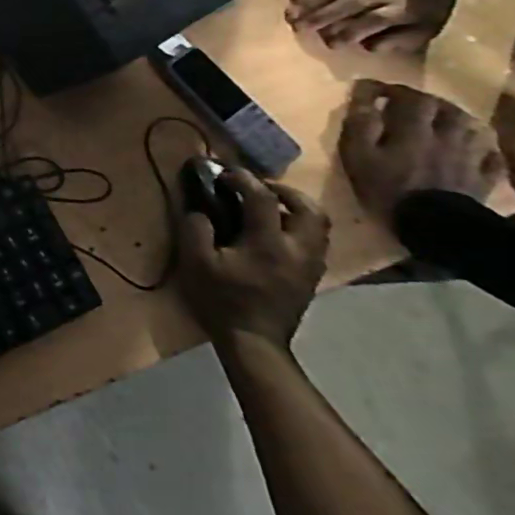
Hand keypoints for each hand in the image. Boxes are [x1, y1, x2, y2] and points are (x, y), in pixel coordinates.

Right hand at [179, 168, 330, 348]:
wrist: (254, 341)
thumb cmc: (222, 300)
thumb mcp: (196, 264)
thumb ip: (195, 230)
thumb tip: (199, 209)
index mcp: (268, 242)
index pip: (263, 198)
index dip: (244, 179)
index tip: (225, 174)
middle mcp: (298, 248)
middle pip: (307, 207)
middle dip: (283, 191)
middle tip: (258, 188)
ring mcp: (310, 263)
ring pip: (318, 224)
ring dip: (296, 208)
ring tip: (270, 207)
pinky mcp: (312, 276)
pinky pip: (315, 241)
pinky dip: (299, 227)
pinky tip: (276, 234)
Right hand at [285, 0, 459, 52]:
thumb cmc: (426, 4)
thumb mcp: (424, 28)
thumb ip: (397, 40)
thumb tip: (367, 47)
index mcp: (396, 11)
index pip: (366, 24)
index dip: (346, 35)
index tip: (330, 45)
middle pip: (345, 6)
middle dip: (319, 18)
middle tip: (298, 29)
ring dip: (310, 1)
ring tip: (291, 13)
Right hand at [339, 81, 505, 220]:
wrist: (434, 226)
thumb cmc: (387, 188)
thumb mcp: (358, 155)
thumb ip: (361, 123)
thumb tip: (364, 91)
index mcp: (415, 129)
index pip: (410, 99)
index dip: (394, 91)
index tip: (377, 90)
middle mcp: (447, 136)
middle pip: (445, 109)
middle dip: (428, 102)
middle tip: (412, 105)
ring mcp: (471, 157)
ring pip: (471, 128)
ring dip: (457, 120)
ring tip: (444, 122)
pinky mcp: (484, 177)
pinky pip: (490, 156)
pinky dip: (482, 148)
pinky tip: (474, 150)